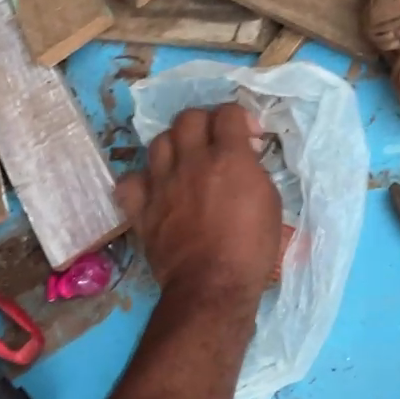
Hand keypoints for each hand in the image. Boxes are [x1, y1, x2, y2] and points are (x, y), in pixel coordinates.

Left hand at [115, 104, 281, 308]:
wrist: (213, 286)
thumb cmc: (253, 245)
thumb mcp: (269, 199)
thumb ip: (253, 170)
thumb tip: (244, 159)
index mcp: (230, 157)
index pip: (228, 112)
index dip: (239, 118)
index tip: (249, 137)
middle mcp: (193, 162)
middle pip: (188, 118)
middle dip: (204, 123)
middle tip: (215, 142)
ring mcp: (162, 184)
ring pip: (158, 141)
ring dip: (174, 145)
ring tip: (185, 161)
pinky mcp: (142, 210)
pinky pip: (129, 181)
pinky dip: (141, 180)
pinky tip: (155, 187)